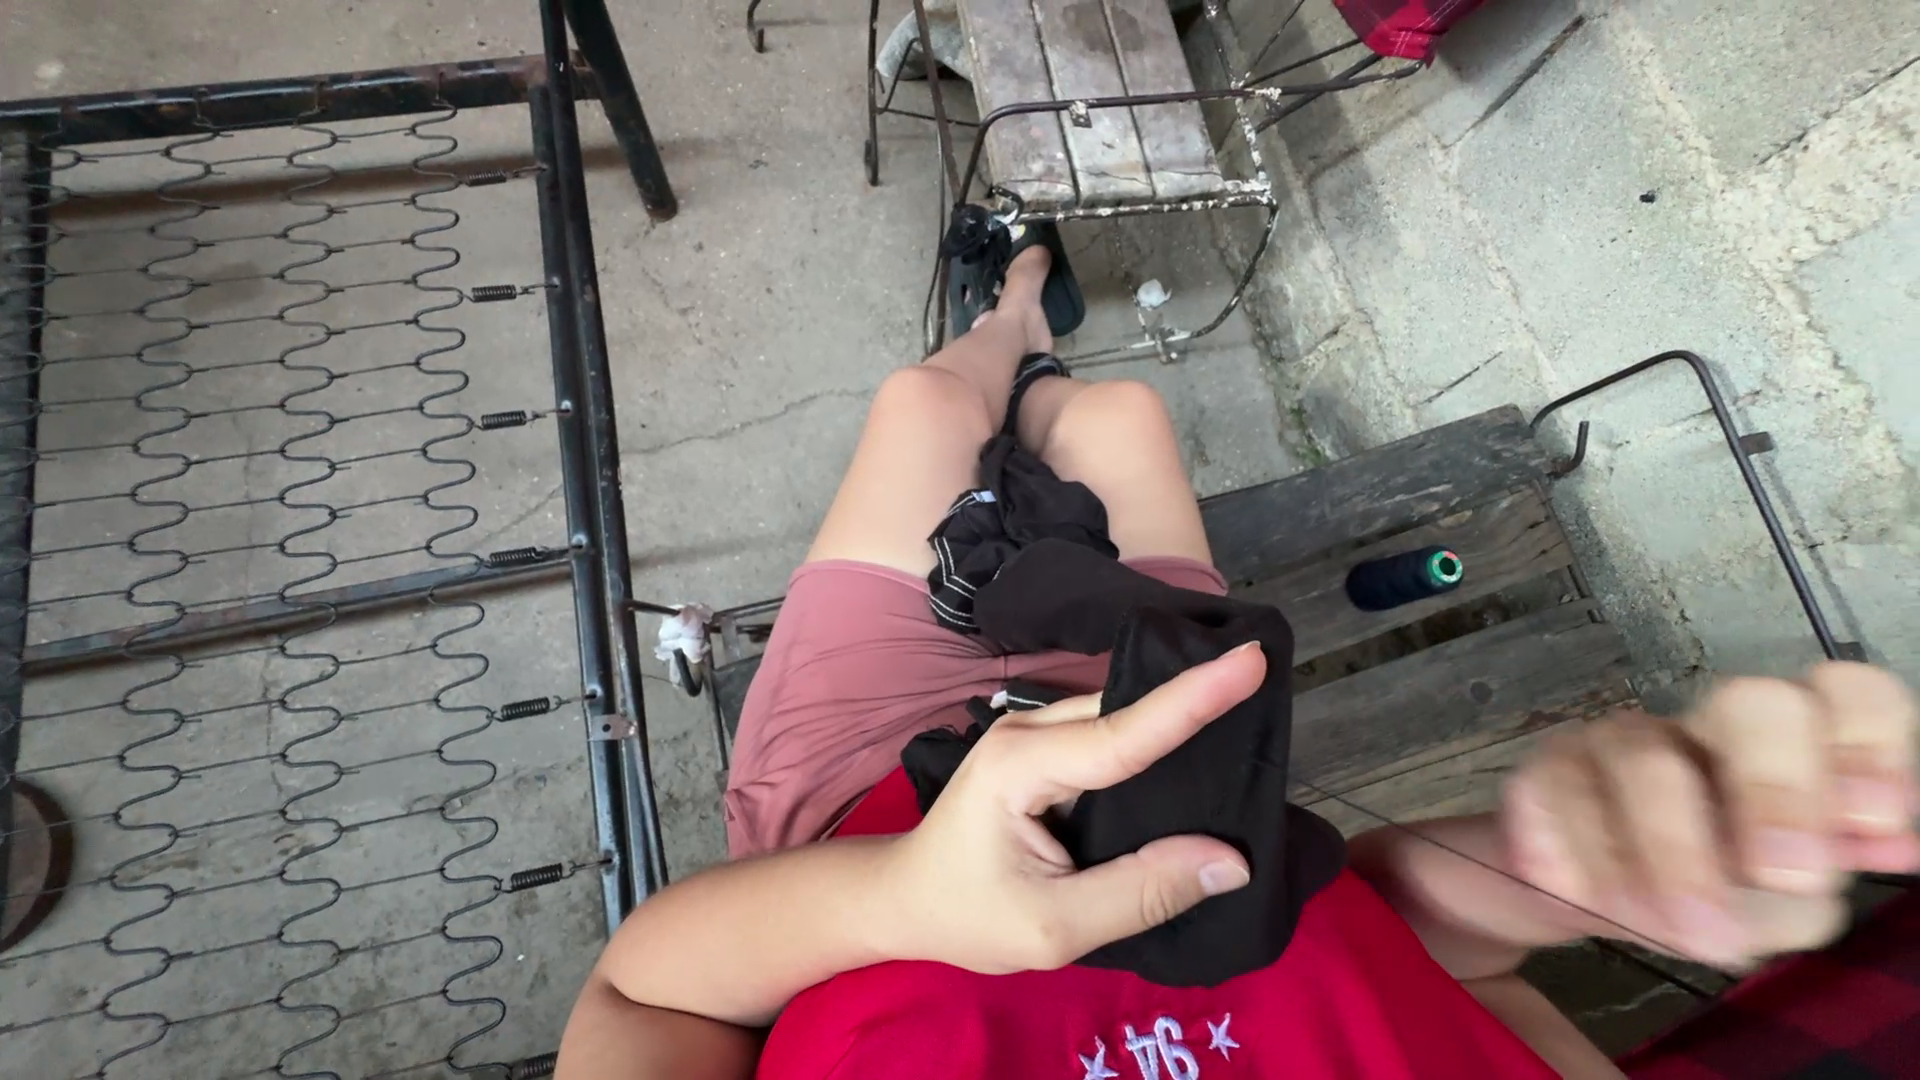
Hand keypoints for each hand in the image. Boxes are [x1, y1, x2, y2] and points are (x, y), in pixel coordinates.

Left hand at [877, 642, 1262, 973]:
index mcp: (1023, 766)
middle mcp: (1027, 732)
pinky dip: (1147, 737)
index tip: (1252, 658)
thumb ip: (1140, 893)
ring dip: (1171, 715)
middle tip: (1268, 685)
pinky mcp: (1039, 747)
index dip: (1192, 696)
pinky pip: (1104, 732)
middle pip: (1123, 710)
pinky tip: (1187, 750)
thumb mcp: (1054, 927)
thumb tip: (1229, 859)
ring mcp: (1029, 733)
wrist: (906, 895)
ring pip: (1115, 715)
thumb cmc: (968, 914)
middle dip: (1192, 695)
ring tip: (1243, 717)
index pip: (1123, 731)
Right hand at [1503, 662, 1917, 967]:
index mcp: (1787, 749)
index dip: (1868, 740)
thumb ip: (1831, 862)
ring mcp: (1611, 740)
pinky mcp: (1541, 769)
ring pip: (1646, 764)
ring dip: (1676, 855)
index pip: (1846, 693)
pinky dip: (1592, 861)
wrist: (1600, 904)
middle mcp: (1700, 727)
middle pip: (1748, 700)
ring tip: (1696, 934)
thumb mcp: (1794, 895)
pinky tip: (1602, 900)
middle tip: (1781, 875)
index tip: (1869, 826)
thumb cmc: (1719, 891)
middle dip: (1776, 789)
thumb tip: (1878, 841)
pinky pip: (1565, 802)